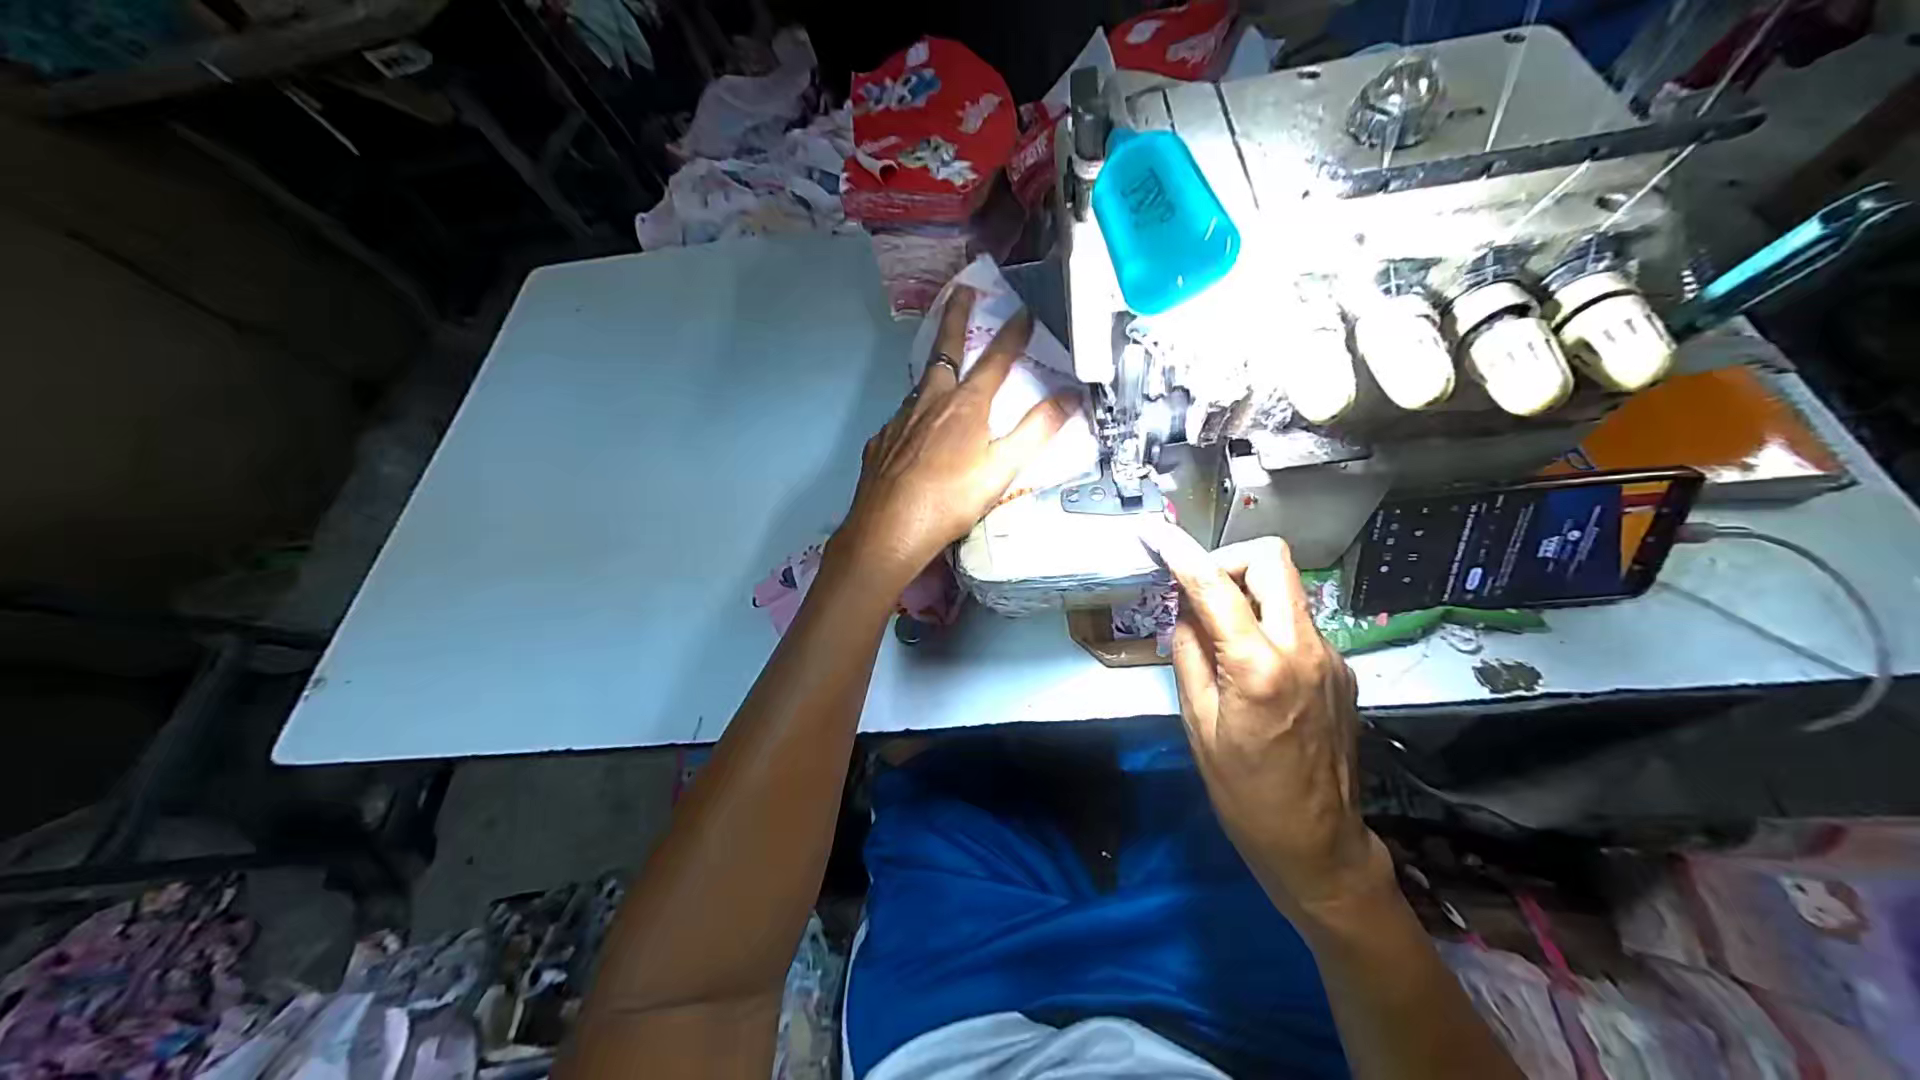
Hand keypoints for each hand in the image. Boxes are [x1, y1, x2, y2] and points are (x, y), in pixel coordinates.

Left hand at [836, 286, 1069, 590]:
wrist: (889, 529)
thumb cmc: (950, 500)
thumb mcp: (1003, 469)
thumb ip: (1037, 431)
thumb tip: (1070, 397)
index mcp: (965, 405)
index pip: (996, 359)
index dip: (1013, 334)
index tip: (1024, 312)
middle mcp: (930, 402)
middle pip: (945, 349)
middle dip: (956, 316)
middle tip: (962, 290)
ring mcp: (900, 419)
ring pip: (921, 383)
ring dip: (936, 366)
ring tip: (944, 366)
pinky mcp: (881, 441)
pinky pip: (902, 417)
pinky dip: (915, 413)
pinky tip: (916, 430)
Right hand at [1145, 525, 1390, 917]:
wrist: (1319, 845)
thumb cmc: (1245, 794)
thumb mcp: (1198, 725)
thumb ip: (1188, 655)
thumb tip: (1184, 609)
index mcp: (1260, 667)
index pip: (1214, 587)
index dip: (1180, 554)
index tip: (1155, 536)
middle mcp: (1305, 649)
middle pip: (1271, 559)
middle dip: (1226, 560)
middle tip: (1197, 593)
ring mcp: (1331, 657)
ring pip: (1287, 587)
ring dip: (1246, 591)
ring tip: (1217, 633)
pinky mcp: (1341, 669)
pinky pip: (1297, 620)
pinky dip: (1265, 620)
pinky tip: (1248, 662)